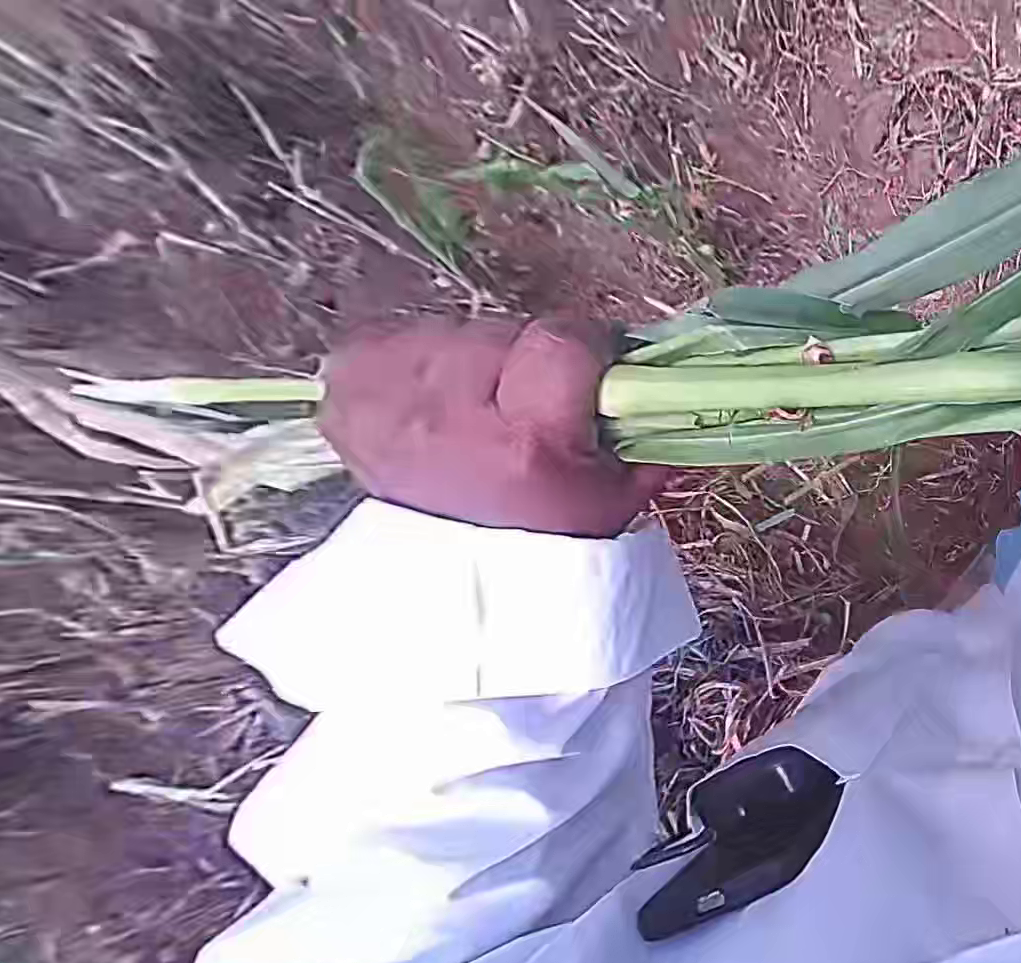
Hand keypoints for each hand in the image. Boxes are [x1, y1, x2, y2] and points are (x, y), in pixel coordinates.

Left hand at [319, 317, 670, 537]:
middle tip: (545, 395)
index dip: (591, 342)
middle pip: (506, 332)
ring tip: (493, 402)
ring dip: (482, 357)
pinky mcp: (345, 394)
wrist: (467, 574)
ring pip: (455, 331)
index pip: (562, 342)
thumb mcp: (621, 497)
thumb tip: (674, 386)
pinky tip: (444, 398)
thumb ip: (653, 438)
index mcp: (527, 442)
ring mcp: (386, 402)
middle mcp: (449, 416)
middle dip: (535, 356)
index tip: (603, 358)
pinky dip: (428, 360)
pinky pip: (397, 340)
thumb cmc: (555, 538)